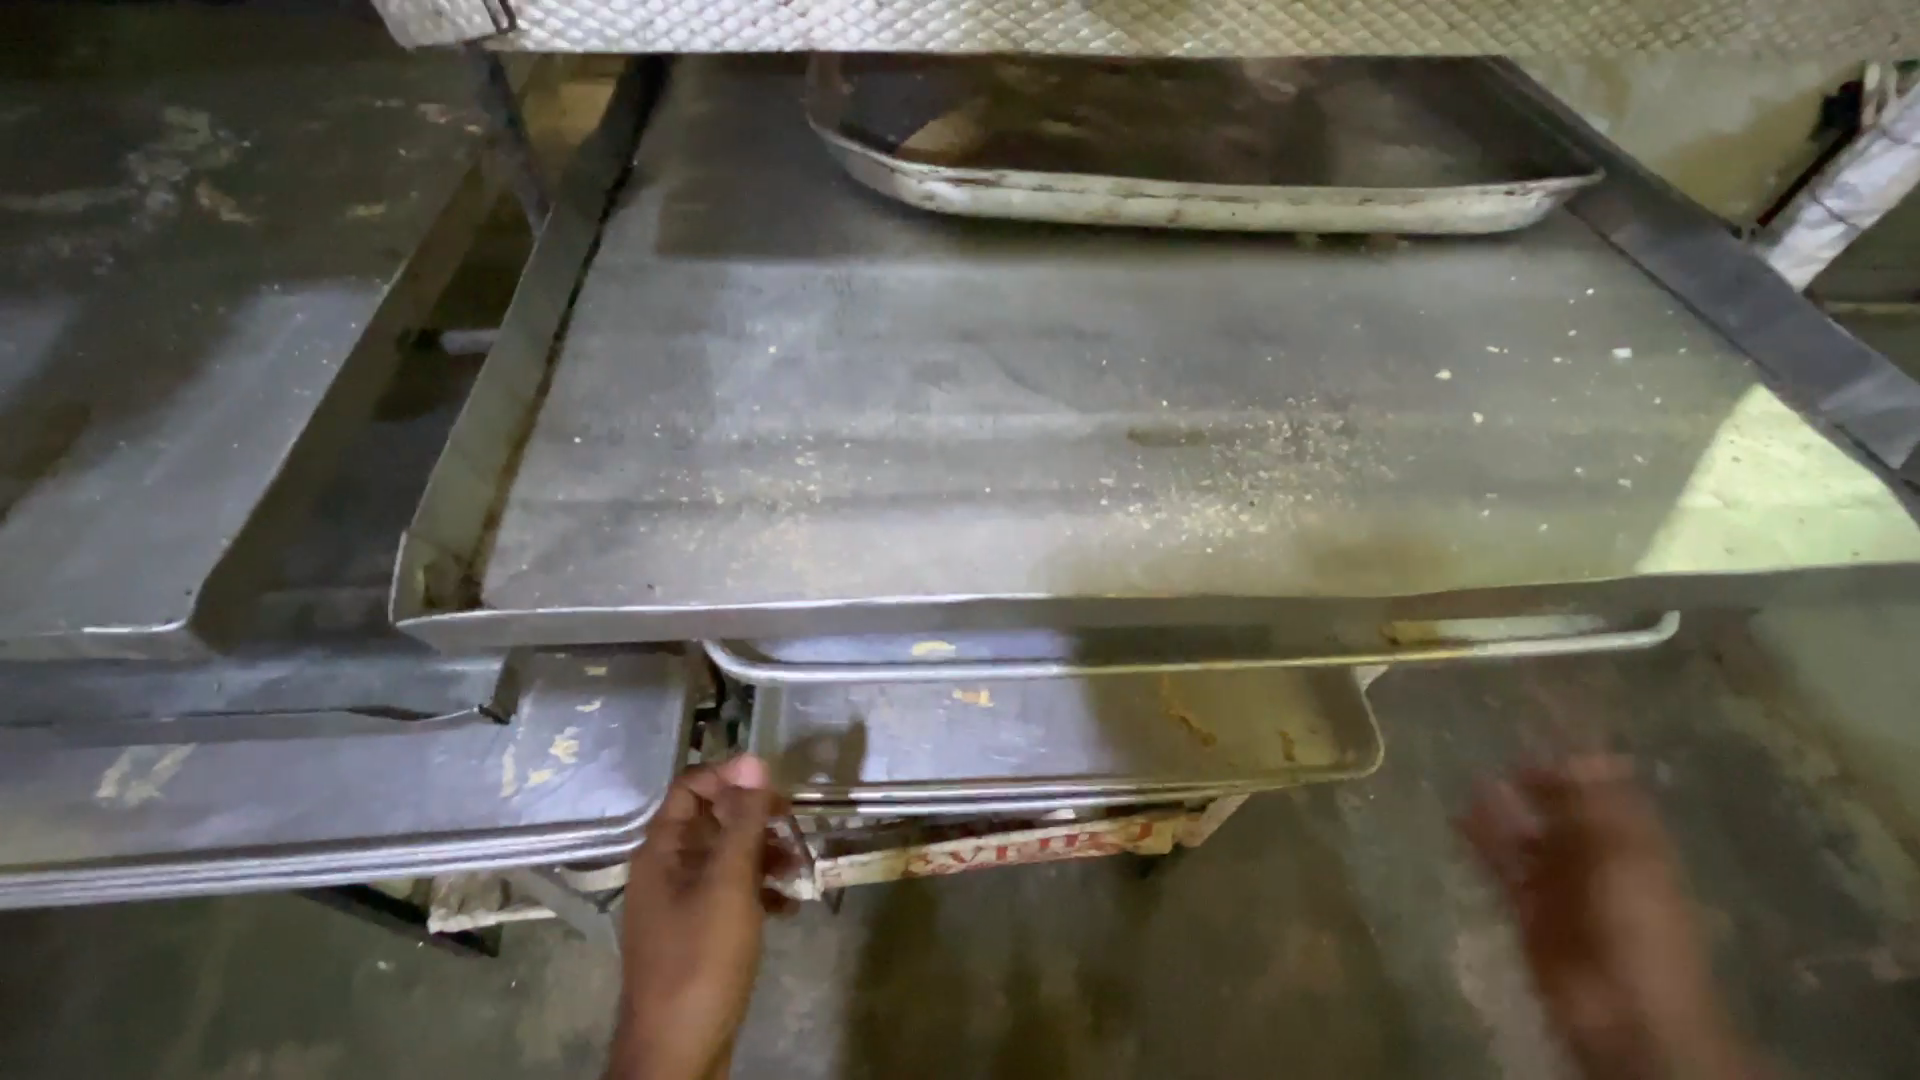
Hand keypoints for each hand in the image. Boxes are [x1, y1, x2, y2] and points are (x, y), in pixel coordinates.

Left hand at [609, 756, 790, 1079]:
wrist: (677, 1052)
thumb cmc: (701, 958)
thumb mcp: (728, 883)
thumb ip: (742, 821)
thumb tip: (754, 759)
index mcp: (661, 851)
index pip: (691, 788)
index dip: (731, 777)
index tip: (776, 784)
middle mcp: (665, 870)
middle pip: (712, 820)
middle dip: (755, 818)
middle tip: (795, 824)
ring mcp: (679, 904)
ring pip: (725, 858)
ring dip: (763, 854)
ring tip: (798, 868)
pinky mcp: (696, 934)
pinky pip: (729, 894)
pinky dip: (758, 891)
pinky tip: (786, 906)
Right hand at [1460, 756, 1756, 1078]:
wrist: (1621, 1009)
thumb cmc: (1634, 926)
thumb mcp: (1624, 857)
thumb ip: (1599, 806)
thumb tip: (1582, 753)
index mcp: (1633, 845)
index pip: (1606, 792)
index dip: (1578, 762)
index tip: (1542, 726)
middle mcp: (1596, 858)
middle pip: (1563, 811)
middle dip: (1536, 782)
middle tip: (1500, 746)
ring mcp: (1559, 882)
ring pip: (1527, 834)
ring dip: (1503, 807)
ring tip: (1472, 775)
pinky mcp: (1525, 903)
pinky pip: (1500, 862)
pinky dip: (1482, 837)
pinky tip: (1460, 813)